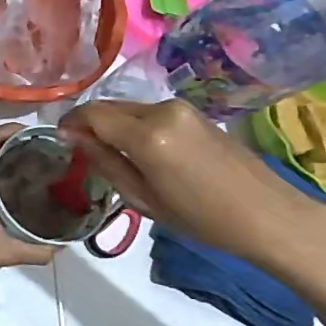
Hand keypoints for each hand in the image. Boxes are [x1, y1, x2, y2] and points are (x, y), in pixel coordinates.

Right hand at [59, 100, 325, 264]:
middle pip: (111, 107)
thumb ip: (106, 163)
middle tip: (83, 152)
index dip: (71, 123)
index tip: (60, 140)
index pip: (93, 114)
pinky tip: (143, 153)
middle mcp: (162, 109)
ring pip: (131, 109)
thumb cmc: (202, 219)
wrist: (265, 214)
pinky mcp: (196, 111)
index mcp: (147, 134)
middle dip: (92, 124)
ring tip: (114, 158)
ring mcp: (181, 107)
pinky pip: (152, 113)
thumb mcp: (145, 199)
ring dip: (115, 125)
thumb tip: (73, 138)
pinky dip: (137, 126)